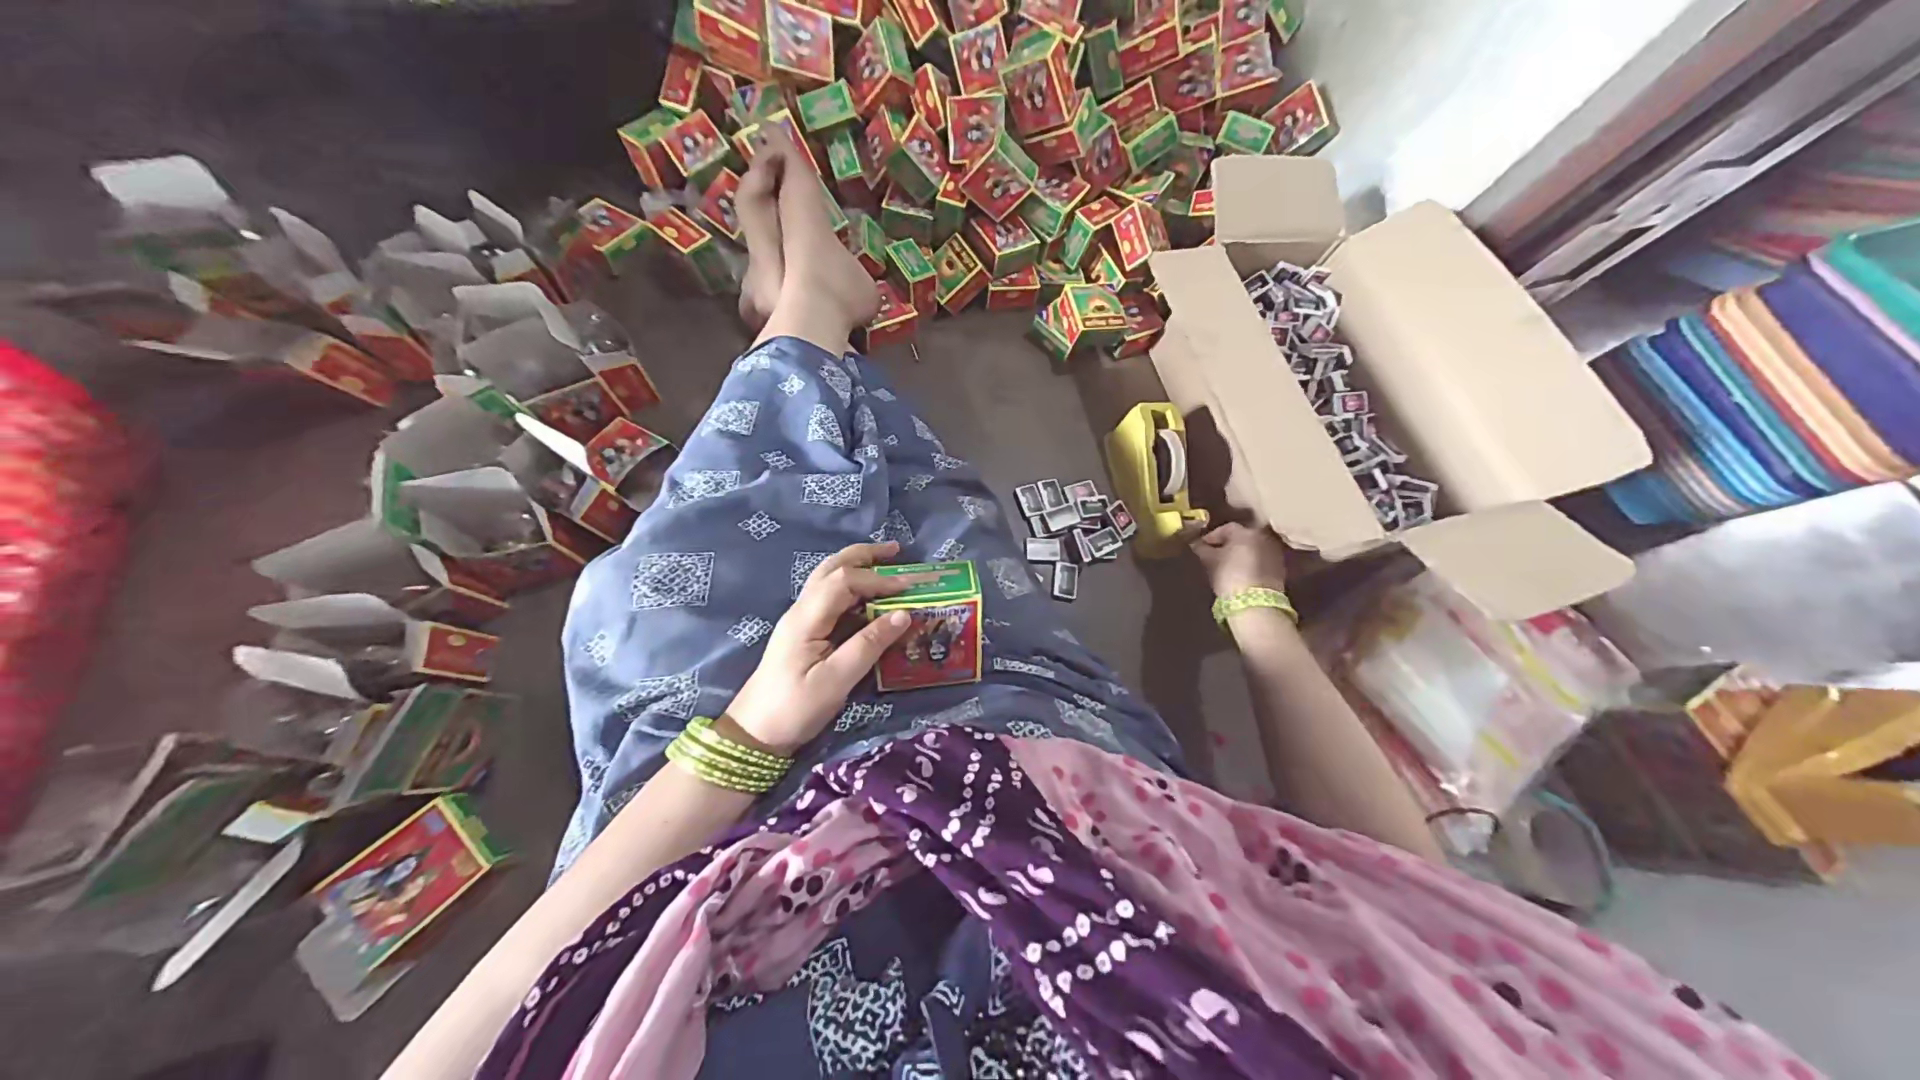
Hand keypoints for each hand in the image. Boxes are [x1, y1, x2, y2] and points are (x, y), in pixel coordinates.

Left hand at [722, 541, 932, 755]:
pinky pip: (830, 598)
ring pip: (828, 579)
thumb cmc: (794, 709)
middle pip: (832, 568)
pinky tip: (870, 596)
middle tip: (897, 551)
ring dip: (857, 566)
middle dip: (865, 556)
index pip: (845, 582)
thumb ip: (869, 646)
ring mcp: (801, 620)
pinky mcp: (805, 632)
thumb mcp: (836, 681)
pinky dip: (853, 587)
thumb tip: (903, 615)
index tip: (912, 586)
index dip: (879, 580)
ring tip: (887, 563)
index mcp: (807, 618)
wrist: (754, 733)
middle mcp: (802, 610)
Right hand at [1190, 522, 1288, 597]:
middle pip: (1241, 537)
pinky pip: (1261, 560)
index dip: (1211, 536)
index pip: (1225, 528)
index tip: (1201, 546)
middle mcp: (1263, 537)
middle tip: (1214, 555)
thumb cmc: (1229, 575)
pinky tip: (1242, 573)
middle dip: (1227, 544)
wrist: (1256, 603)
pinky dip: (1251, 563)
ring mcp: (1274, 552)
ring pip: (1253, 548)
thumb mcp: (1209, 561)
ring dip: (1241, 554)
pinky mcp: (1280, 568)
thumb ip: (1201, 548)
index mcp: (1245, 531)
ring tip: (1227, 565)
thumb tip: (1196, 543)